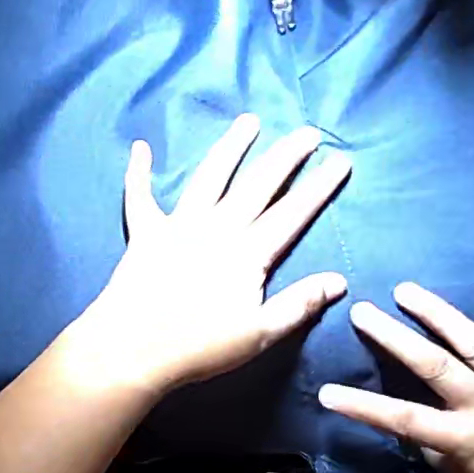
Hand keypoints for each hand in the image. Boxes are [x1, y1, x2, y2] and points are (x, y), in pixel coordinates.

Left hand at [68, 114, 351, 393]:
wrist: (132, 350)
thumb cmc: (199, 347)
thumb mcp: (259, 334)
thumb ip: (299, 304)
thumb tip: (339, 281)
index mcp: (247, 254)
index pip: (292, 213)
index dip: (319, 187)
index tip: (341, 161)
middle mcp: (216, 229)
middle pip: (257, 184)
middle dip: (286, 156)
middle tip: (307, 131)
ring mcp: (178, 227)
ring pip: (209, 177)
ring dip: (230, 147)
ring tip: (249, 121)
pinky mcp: (144, 234)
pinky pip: (140, 197)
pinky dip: (139, 173)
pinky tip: (140, 148)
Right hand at [318, 277, 473, 472]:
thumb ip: (443, 457)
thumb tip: (419, 430)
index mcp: (468, 441)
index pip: (404, 420)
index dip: (362, 407)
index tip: (327, 392)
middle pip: (434, 366)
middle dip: (393, 338)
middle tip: (363, 311)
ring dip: (438, 312)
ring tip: (407, 290)